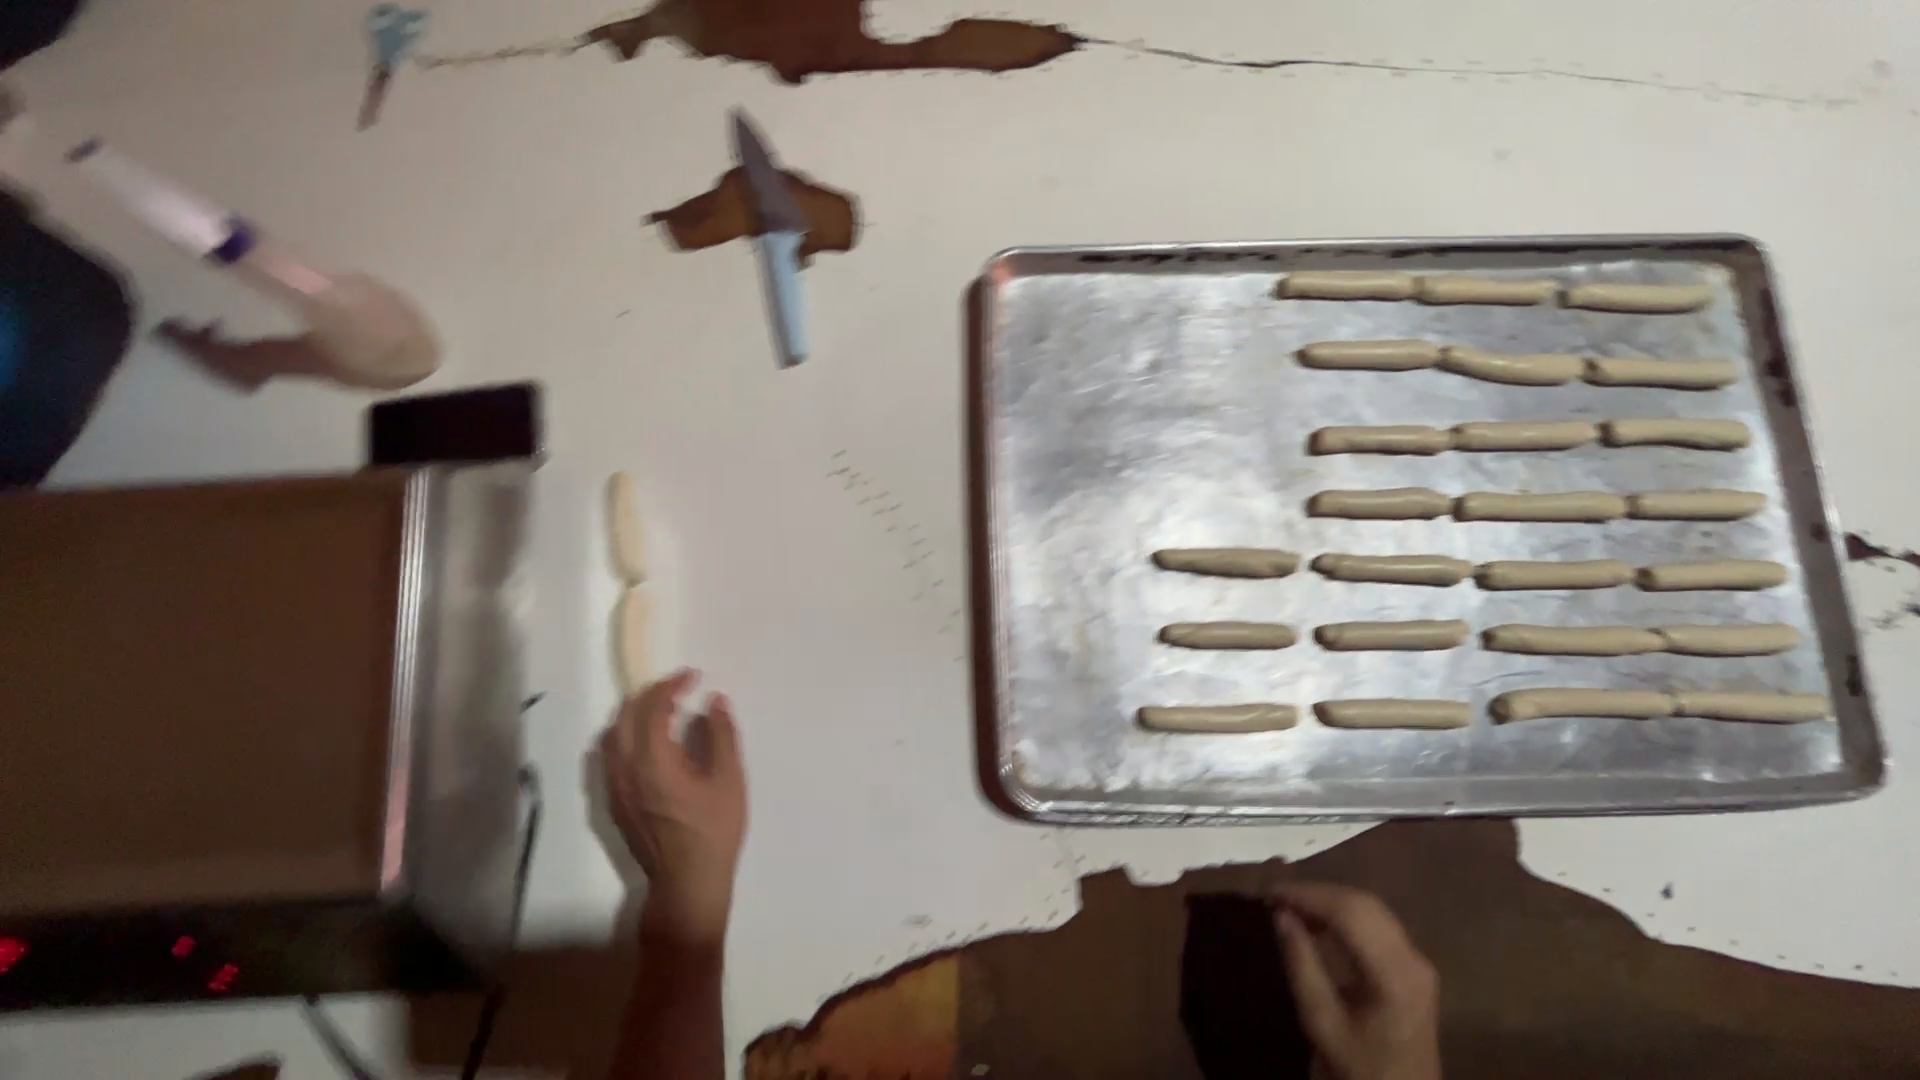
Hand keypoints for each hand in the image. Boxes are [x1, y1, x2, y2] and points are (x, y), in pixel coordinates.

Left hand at [602, 669, 746, 945]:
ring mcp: (615, 788)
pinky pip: (610, 756)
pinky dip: (625, 736)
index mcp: (655, 763)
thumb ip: (721, 736)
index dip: (672, 686)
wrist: (686, 884)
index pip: (653, 709)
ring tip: (662, 710)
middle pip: (626, 717)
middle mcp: (626, 770)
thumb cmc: (714, 832)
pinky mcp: (615, 802)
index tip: (693, 676)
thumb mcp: (729, 781)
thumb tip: (714, 701)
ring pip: (612, 736)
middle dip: (651, 694)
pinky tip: (647, 742)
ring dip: (634, 713)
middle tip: (679, 688)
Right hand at [1273, 883, 1441, 1079]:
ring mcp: (1417, 962)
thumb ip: (1301, 964)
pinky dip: (1343, 915)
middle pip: (1363, 904)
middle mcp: (1413, 959)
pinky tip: (1317, 922)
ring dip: (1329, 901)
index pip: (1350, 913)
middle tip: (1276, 897)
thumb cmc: (1359, 1070)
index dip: (1308, 895)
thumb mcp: (1321, 1022)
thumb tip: (1281, 915)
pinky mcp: (1412, 968)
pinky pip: (1376, 924)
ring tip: (1291, 906)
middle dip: (1317, 893)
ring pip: (1370, 909)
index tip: (1270, 893)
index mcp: (1395, 975)